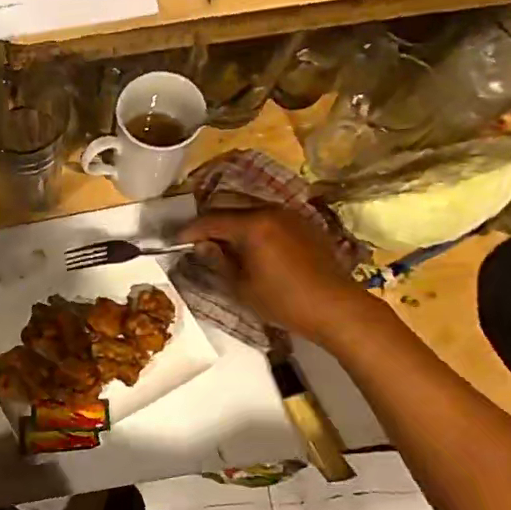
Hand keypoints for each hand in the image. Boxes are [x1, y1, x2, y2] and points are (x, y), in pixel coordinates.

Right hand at [179, 208, 380, 344]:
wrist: (334, 306)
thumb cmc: (283, 301)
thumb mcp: (242, 287)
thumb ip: (218, 261)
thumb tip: (202, 245)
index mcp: (253, 224)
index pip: (211, 219)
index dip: (190, 230)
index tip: (176, 241)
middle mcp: (270, 210)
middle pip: (230, 203)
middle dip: (210, 219)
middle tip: (197, 238)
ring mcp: (290, 213)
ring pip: (251, 206)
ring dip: (233, 218)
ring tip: (222, 240)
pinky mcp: (303, 222)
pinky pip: (269, 214)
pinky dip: (253, 222)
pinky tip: (251, 243)